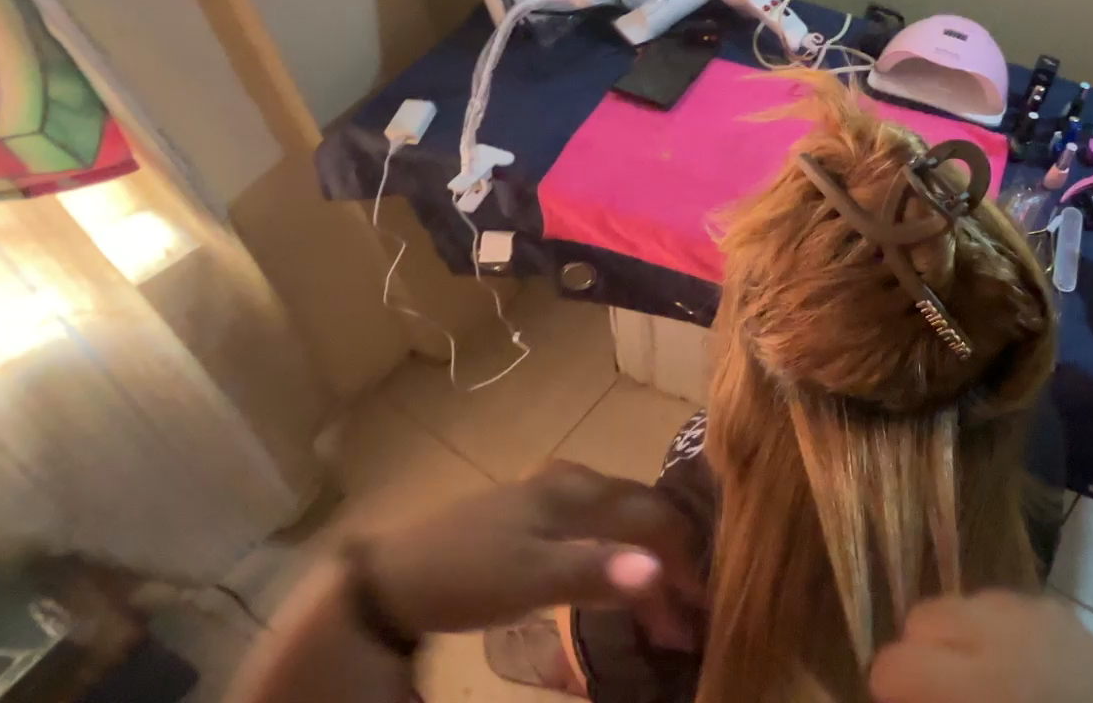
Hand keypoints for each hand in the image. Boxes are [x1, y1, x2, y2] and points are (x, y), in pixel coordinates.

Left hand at [365, 460, 704, 643]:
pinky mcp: (532, 508)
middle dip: (670, 557)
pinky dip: (618, 545)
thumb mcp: (532, 580)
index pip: (654, 516)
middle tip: (683, 612)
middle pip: (642, 510)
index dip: (684, 556)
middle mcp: (574, 480)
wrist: (393, 574)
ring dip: (646, 553)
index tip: (700, 605)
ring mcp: (551, 489)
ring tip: (657, 600)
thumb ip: (598, 572)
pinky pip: (597, 519)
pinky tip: (612, 568)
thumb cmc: (467, 574)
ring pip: (620, 513)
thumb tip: (662, 571)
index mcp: (580, 491)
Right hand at [868, 591, 1092, 702]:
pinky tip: (1014, 667)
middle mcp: (1000, 630)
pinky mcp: (1055, 607)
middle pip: (921, 616)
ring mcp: (1031, 609)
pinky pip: (999, 603)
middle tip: (940, 694)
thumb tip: (897, 697)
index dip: (889, 689)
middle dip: (920, 655)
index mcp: (980, 684)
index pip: (892, 663)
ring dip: (957, 638)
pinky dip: (993, 629)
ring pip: (959, 603)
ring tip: (980, 679)